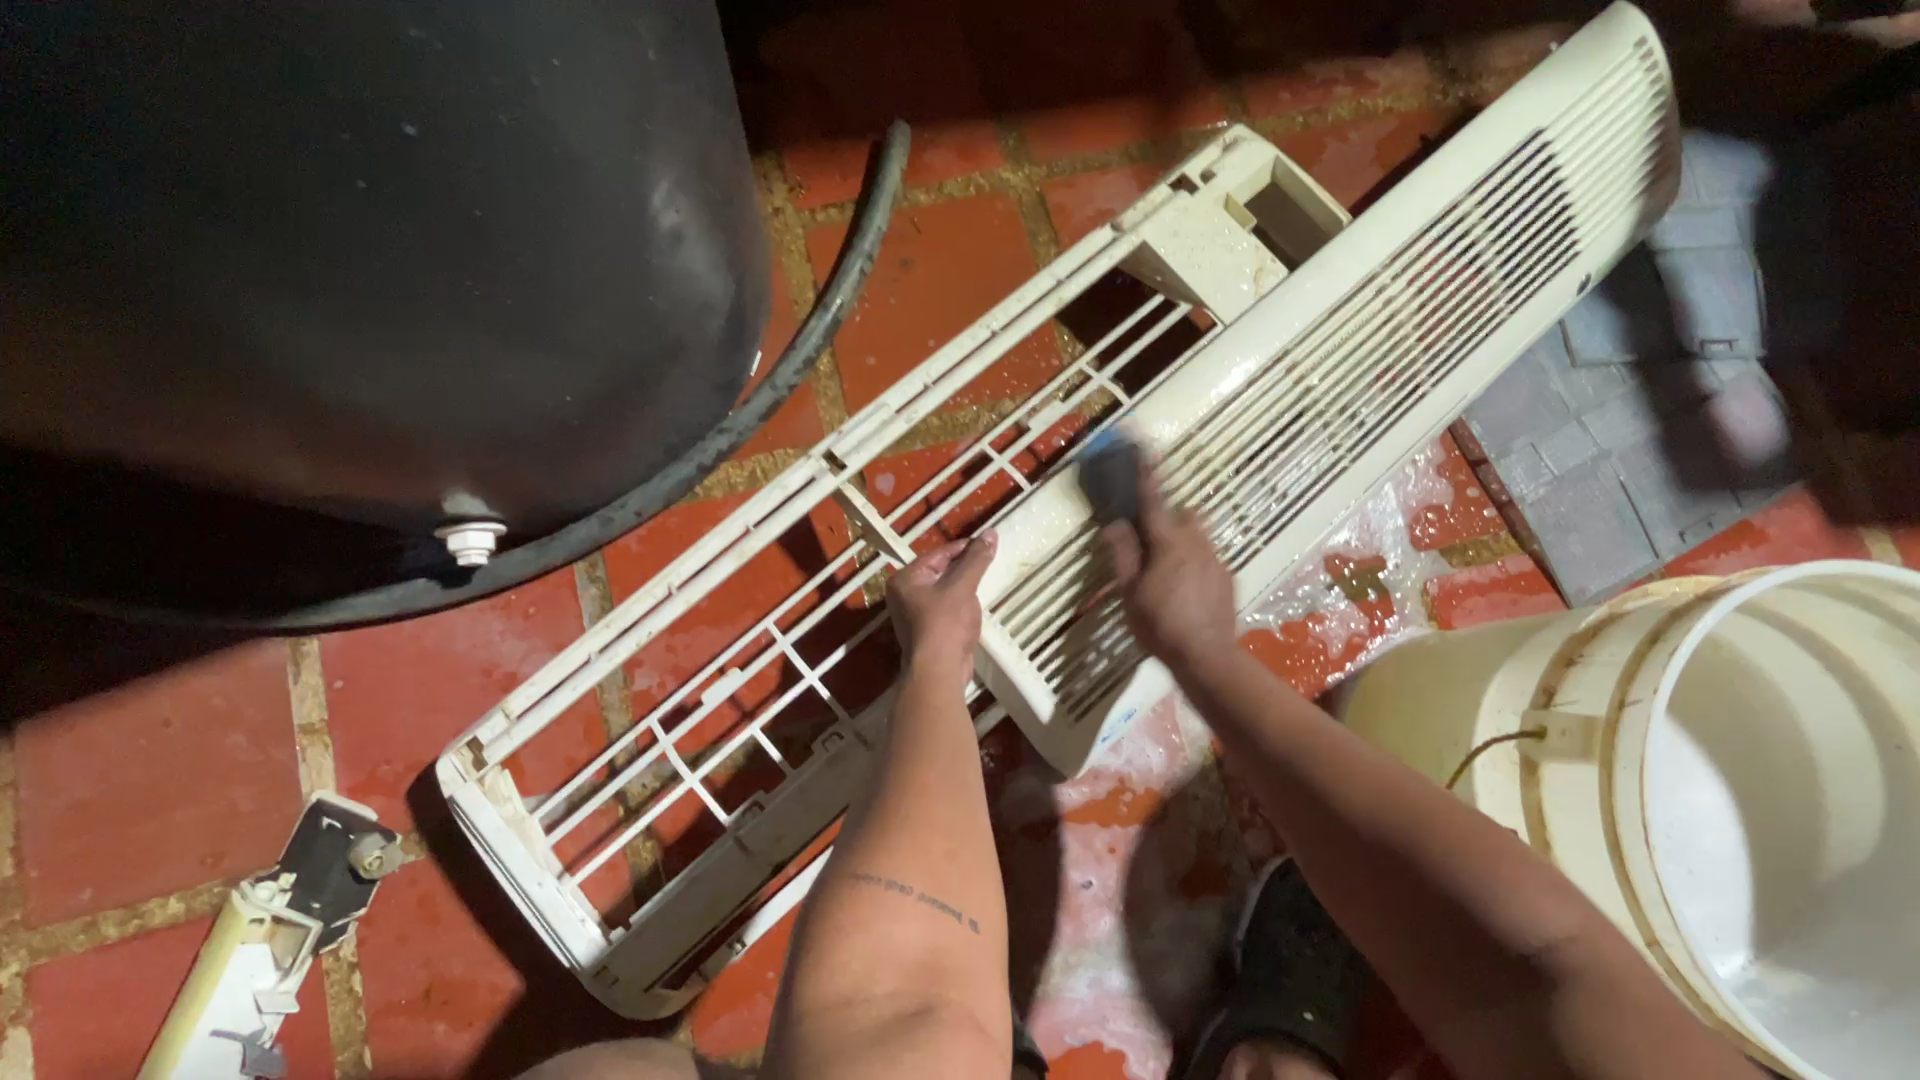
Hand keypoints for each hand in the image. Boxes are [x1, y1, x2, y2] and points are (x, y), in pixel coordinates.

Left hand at [886, 531, 997, 683]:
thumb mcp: (963, 586)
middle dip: (964, 567)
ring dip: (963, 587)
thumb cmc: (946, 622)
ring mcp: (913, 615)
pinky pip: (946, 609)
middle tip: (988, 560)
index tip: (987, 543)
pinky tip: (975, 606)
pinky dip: (960, 605)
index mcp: (906, 579)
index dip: (964, 548)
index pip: (938, 554)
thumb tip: (990, 532)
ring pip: (943, 592)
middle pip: (940, 572)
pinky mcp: (927, 632)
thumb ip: (976, 559)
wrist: (939, 670)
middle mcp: (904, 595)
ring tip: (985, 581)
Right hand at [1100, 462, 1236, 675]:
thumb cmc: (1159, 626)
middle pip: (1184, 515)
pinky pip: (1209, 558)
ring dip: (1183, 540)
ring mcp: (1217, 561)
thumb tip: (1114, 523)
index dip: (1146, 477)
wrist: (1207, 658)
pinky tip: (1187, 590)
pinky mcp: (1228, 579)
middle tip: (1152, 536)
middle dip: (1169, 516)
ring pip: (1199, 536)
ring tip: (1169, 568)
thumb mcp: (1130, 592)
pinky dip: (1196, 563)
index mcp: (1168, 544)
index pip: (1154, 502)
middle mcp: (1197, 544)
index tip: (1143, 452)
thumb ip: (1123, 554)